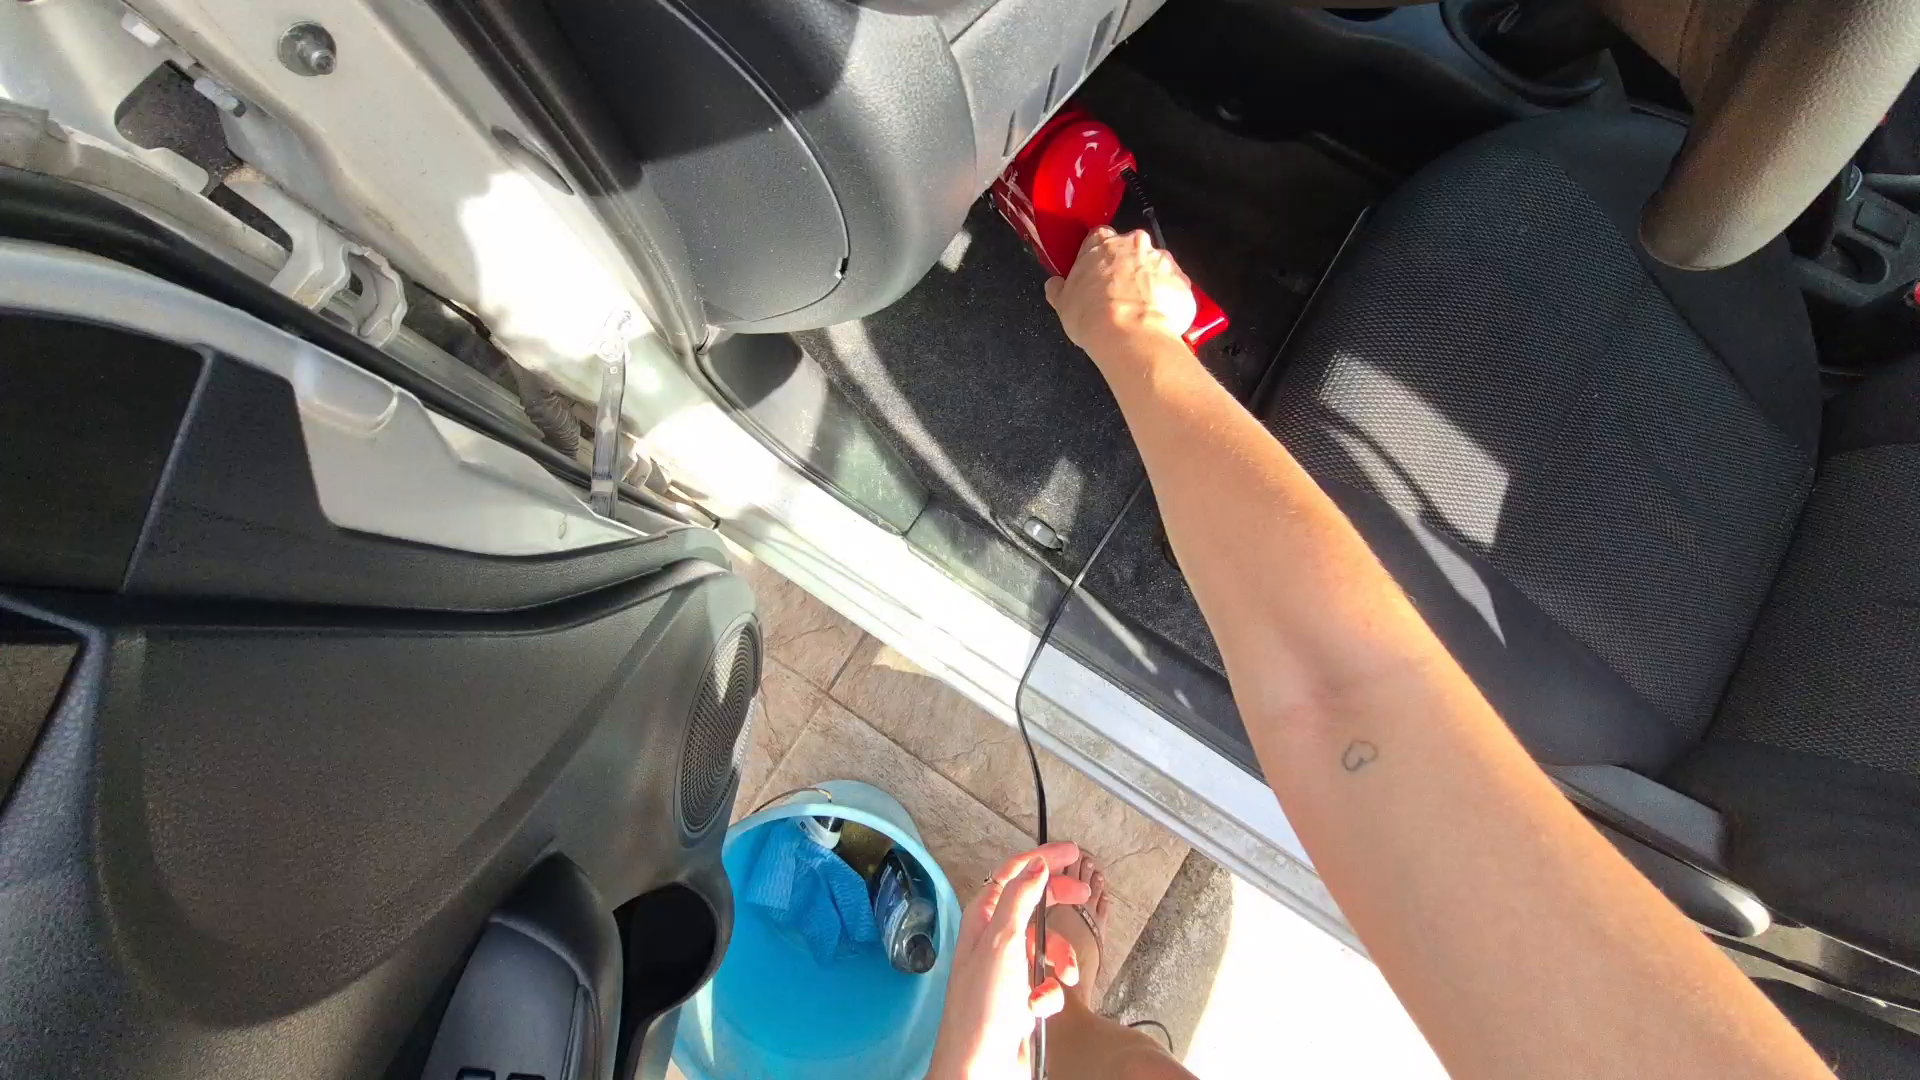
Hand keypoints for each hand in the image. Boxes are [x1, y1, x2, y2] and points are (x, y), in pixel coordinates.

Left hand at [928, 843, 1093, 1079]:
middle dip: (1058, 901)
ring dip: (1062, 958)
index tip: (1070, 852)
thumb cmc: (981, 1008)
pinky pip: (1049, 980)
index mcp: (984, 916)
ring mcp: (1011, 967)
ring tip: (1065, 975)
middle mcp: (996, 937)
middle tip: (1083, 895)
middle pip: (1034, 902)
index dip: (1042, 858)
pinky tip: (1041, 1007)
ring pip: (1048, 944)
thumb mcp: (1003, 942)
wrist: (980, 1069)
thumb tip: (1037, 864)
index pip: (1014, 872)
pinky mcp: (1023, 995)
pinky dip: (1051, 992)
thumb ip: (1020, 898)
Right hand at [1044, 227, 1198, 360]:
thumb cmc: (1094, 317)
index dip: (1097, 258)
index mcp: (1103, 244)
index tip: (1095, 273)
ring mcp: (1163, 262)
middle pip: (1131, 251)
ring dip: (1148, 285)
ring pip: (1155, 269)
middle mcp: (1135, 245)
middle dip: (1126, 270)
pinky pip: (1174, 290)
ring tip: (1137, 314)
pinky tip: (1155, 321)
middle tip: (1116, 297)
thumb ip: (1058, 288)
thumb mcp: (1062, 304)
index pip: (1098, 238)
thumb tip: (1056, 285)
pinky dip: (1167, 303)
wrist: (1129, 337)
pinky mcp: (1182, 283)